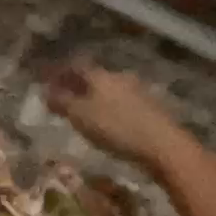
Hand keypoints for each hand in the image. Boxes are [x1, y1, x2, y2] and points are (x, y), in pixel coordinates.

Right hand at [45, 61, 188, 166]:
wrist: (170, 151)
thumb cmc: (117, 128)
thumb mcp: (80, 116)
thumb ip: (60, 103)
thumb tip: (44, 92)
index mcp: (99, 74)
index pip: (72, 65)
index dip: (57, 73)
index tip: (46, 82)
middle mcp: (119, 77)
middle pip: (92, 77)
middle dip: (77, 86)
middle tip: (66, 98)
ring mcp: (140, 93)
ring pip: (110, 91)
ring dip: (96, 99)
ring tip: (87, 113)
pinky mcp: (155, 112)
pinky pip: (125, 105)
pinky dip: (113, 110)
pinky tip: (111, 123)